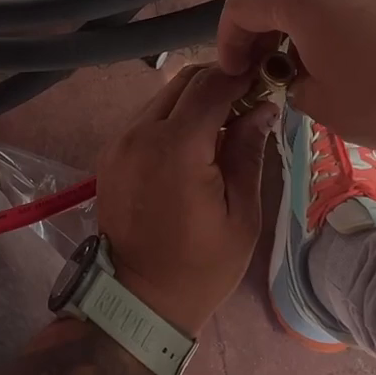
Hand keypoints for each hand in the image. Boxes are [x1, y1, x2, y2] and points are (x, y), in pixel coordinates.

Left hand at [95, 65, 276, 335]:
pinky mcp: (111, 150)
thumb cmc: (199, 267)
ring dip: (193, 97)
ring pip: (162, 95)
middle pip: (183, 81)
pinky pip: (145, 115)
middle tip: (248, 98)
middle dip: (217, 80)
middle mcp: (141, 131)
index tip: (264, 77)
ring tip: (224, 120)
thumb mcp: (240, 216)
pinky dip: (171, 115)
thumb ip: (249, 153)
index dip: (240, 76)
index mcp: (176, 146)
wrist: (136, 298)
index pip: (210, 86)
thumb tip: (264, 107)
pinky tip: (193, 140)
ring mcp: (120, 139)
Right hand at [215, 0, 375, 201]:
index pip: (242, 5)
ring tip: (314, 55)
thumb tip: (299, 72)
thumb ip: (296, 82)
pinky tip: (360, 46)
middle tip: (267, 62)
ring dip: (302, 13)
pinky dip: (338, 9)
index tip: (233, 71)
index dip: (228, 40)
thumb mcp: (329, 107)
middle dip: (263, 22)